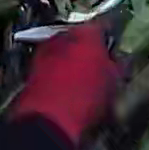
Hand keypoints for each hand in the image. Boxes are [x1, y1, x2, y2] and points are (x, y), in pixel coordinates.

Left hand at [6, 21, 120, 148]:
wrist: (47, 124)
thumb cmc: (87, 100)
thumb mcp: (114, 84)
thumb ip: (117, 66)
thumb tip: (118, 61)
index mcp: (87, 33)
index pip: (104, 25)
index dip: (112, 36)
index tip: (117, 46)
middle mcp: (62, 35)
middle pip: (80, 36)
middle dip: (89, 48)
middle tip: (101, 65)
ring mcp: (43, 51)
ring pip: (64, 50)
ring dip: (71, 59)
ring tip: (83, 80)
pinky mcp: (30, 69)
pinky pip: (51, 65)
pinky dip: (58, 73)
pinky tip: (66, 90)